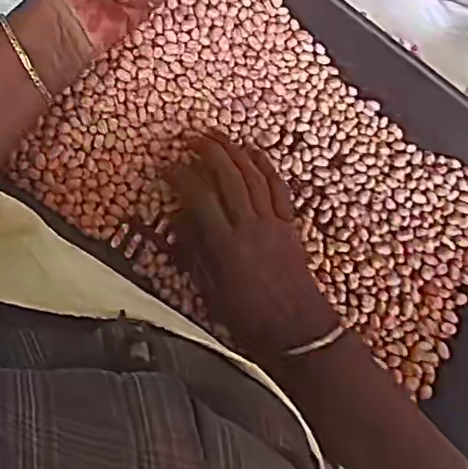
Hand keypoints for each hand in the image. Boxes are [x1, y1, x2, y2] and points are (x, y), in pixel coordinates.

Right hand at [168, 133, 341, 357]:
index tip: (168, 168)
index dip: (182, 178)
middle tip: (191, 138)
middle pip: (228, 178)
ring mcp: (272, 224)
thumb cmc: (251, 319)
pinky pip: (278, 188)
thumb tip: (180, 218)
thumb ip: (196, 250)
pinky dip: (265, 166)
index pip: (200, 199)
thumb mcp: (212, 290)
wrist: (299, 332)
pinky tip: (254, 152)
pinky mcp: (288, 226)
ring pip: (252, 177)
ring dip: (234, 152)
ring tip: (218, 136)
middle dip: (209, 152)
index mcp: (227, 246)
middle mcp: (250, 228)